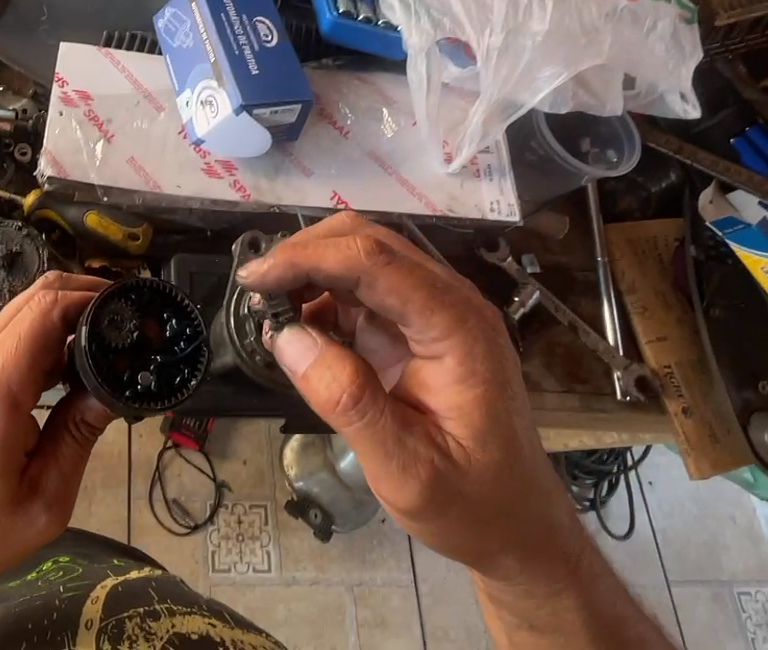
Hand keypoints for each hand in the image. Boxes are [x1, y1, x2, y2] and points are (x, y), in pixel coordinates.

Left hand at [0, 273, 119, 612]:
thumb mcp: (43, 500)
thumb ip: (80, 435)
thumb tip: (112, 388)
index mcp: (0, 383)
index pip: (49, 306)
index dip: (92, 296)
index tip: (130, 310)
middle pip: (37, 294)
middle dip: (84, 293)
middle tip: (126, 320)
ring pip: (23, 308)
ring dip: (65, 311)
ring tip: (107, 340)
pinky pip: (12, 333)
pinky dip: (46, 331)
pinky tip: (73, 364)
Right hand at [237, 213, 588, 587]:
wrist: (516, 527)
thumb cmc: (471, 504)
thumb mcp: (407, 470)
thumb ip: (349, 401)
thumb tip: (287, 337)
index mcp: (455, 326)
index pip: (373, 261)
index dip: (306, 258)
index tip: (251, 281)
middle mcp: (447, 302)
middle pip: (366, 242)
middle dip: (303, 255)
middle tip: (255, 294)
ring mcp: (431, 311)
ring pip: (359, 257)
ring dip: (308, 272)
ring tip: (269, 314)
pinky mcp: (413, 326)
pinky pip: (359, 289)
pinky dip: (319, 296)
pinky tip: (296, 330)